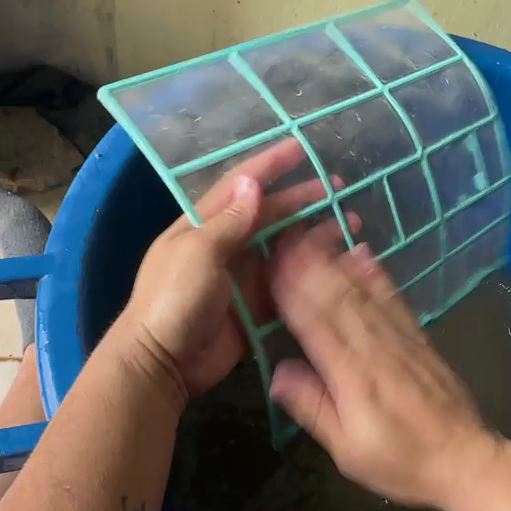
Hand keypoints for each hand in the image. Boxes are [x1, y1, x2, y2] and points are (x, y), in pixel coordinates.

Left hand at [109, 138, 344, 402]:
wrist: (162, 363)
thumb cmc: (172, 300)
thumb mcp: (199, 253)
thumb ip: (229, 221)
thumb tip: (254, 183)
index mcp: (204, 224)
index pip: (241, 184)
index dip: (270, 164)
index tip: (301, 147)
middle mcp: (225, 244)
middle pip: (270, 214)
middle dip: (303, 200)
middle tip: (339, 191)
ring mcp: (241, 277)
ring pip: (283, 247)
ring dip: (312, 234)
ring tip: (348, 225)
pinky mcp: (254, 306)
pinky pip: (286, 282)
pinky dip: (309, 272)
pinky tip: (334, 265)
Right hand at [265, 226, 504, 508]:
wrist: (466, 460)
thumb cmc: (402, 463)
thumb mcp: (348, 451)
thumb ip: (314, 408)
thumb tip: (278, 372)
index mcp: (353, 376)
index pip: (315, 324)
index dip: (291, 291)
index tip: (270, 263)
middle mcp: (376, 348)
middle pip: (337, 298)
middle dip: (308, 265)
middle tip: (284, 235)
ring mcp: (401, 340)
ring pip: (363, 293)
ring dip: (335, 261)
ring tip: (312, 234)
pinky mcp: (419, 339)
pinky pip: (394, 300)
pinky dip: (375, 276)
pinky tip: (362, 254)